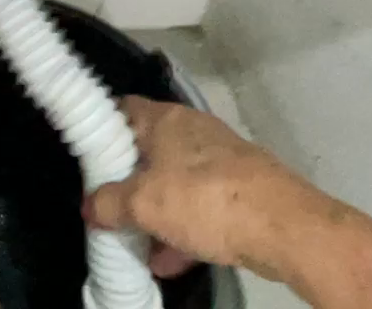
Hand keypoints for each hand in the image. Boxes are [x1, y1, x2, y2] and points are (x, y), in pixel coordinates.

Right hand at [85, 96, 308, 274]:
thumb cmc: (203, 199)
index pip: (122, 109)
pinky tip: (171, 260)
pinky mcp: (240, 188)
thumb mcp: (143, 204)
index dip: (101, 129)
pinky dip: (184, 227)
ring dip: (157, 211)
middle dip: (129, 181)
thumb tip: (89, 206)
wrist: (284, 225)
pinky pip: (201, 205)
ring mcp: (219, 159)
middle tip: (109, 206)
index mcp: (164, 119)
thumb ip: (109, 203)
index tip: (87, 158)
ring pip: (175, 181)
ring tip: (138, 244)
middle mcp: (191, 129)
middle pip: (148, 149)